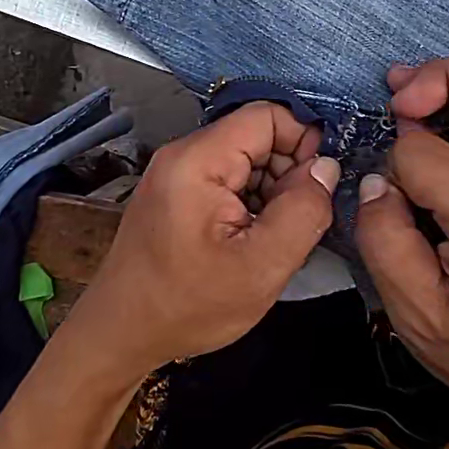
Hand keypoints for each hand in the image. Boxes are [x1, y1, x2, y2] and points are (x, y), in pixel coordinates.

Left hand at [69, 101, 340, 378]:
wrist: (121, 332)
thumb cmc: (186, 305)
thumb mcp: (261, 266)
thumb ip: (304, 210)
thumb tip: (326, 167)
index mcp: (198, 159)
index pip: (267, 115)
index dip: (303, 142)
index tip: (318, 186)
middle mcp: (183, 154)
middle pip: (257, 137)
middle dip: (287, 173)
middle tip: (292, 224)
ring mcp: (176, 173)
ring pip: (246, 161)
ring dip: (270, 193)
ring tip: (268, 240)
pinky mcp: (176, 193)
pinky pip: (227, 180)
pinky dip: (249, 204)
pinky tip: (248, 242)